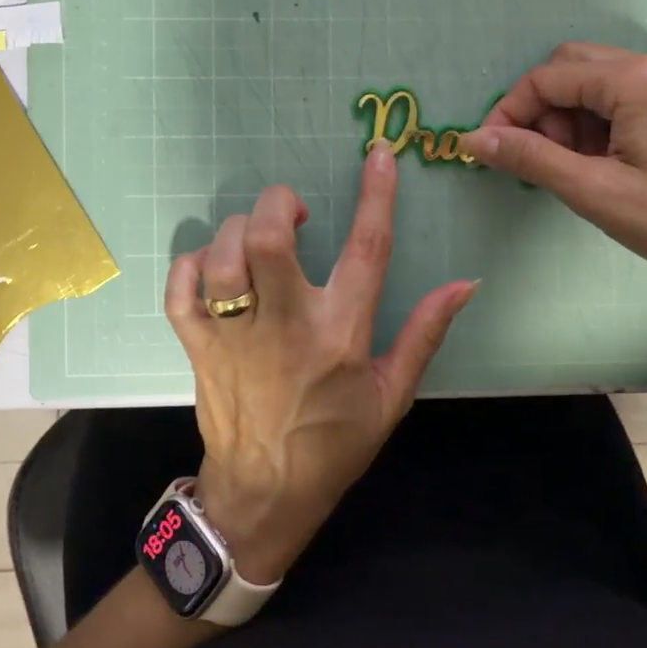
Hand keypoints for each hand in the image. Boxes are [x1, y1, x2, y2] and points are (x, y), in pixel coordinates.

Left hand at [162, 145, 476, 583]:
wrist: (264, 493)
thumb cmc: (335, 443)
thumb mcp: (392, 395)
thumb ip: (425, 333)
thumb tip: (465, 283)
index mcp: (341, 334)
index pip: (366, 250)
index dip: (375, 195)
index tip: (378, 154)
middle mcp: (285, 324)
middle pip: (269, 237)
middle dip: (279, 203)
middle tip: (293, 211)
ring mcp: (234, 334)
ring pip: (223, 256)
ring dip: (238, 231)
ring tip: (256, 241)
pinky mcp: (197, 344)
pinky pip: (181, 288)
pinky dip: (191, 264)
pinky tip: (213, 268)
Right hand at [459, 42, 646, 319]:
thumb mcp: (596, 192)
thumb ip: (530, 159)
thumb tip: (474, 139)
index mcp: (636, 79)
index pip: (547, 77)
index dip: (510, 111)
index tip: (493, 151)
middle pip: (577, 69)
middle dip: (545, 110)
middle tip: (544, 160)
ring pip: (609, 84)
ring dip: (578, 119)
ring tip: (584, 171)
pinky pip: (640, 99)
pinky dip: (611, 123)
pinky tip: (620, 167)